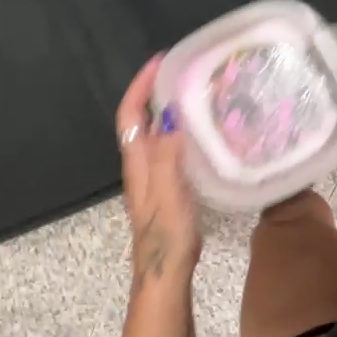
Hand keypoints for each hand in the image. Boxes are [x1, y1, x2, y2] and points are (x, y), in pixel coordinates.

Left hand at [115, 55, 201, 292]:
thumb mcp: (169, 192)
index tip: (160, 61)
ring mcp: (154, 178)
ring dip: (170, 111)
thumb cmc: (166, 235)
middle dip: (156, 92)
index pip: (130, 114)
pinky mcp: (169, 189)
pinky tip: (205, 135)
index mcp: (137, 162)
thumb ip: (167, 154)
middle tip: (186, 72)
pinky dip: (183, 132)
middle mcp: (142, 165)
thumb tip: (169, 113)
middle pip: (142, 120)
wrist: (165, 274)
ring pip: (157, 134)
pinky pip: (172, 149)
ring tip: (198, 94)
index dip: (140, 86)